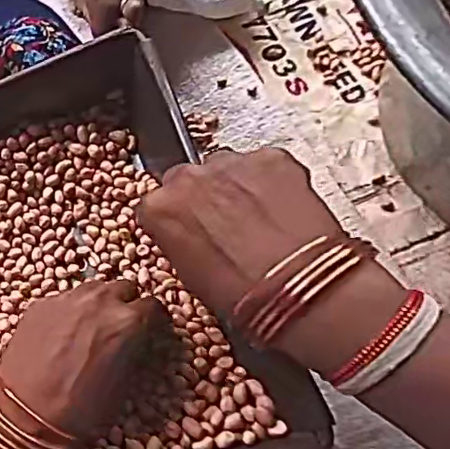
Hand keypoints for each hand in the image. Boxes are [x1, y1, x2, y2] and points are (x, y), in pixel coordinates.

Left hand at [0, 279, 159, 437]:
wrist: (25, 412)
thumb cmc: (78, 410)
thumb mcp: (122, 387)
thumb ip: (133, 353)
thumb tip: (135, 344)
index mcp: (127, 322)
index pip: (154, 306)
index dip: (153, 319)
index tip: (150, 328)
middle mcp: (99, 302)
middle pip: (123, 288)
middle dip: (125, 303)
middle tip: (119, 325)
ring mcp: (66, 299)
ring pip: (92, 288)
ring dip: (98, 302)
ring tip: (91, 325)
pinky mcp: (39, 304)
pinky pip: (64, 299)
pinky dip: (69, 309)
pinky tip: (63, 330)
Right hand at [137, 148, 405, 371]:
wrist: (294, 285)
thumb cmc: (239, 290)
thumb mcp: (185, 271)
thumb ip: (176, 238)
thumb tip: (187, 232)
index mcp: (158, 208)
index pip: (155, 202)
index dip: (173, 216)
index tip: (187, 227)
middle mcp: (187, 178)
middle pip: (186, 178)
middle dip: (201, 196)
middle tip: (223, 223)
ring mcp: (229, 164)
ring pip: (225, 167)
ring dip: (234, 186)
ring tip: (254, 217)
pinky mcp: (270, 158)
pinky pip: (263, 163)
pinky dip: (270, 180)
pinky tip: (279, 207)